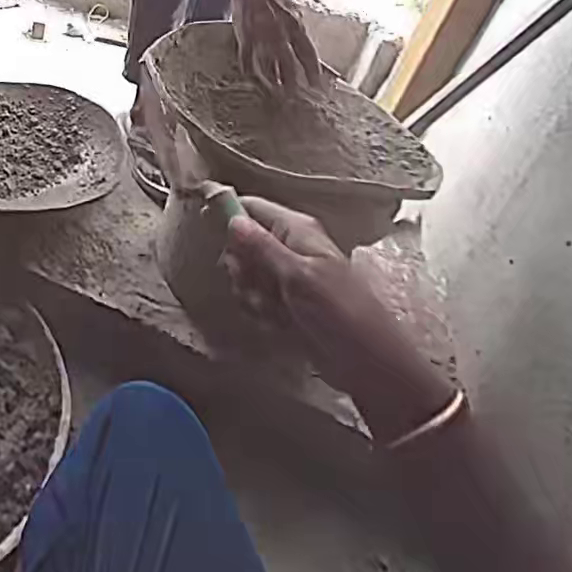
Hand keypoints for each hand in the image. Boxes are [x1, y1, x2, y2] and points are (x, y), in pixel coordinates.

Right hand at [222, 198, 451, 438]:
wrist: (368, 363)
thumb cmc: (339, 312)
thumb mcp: (298, 276)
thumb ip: (262, 247)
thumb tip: (232, 218)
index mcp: (297, 230)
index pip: (251, 207)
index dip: (227, 214)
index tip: (204, 223)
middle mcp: (289, 247)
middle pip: (241, 243)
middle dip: (240, 266)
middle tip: (252, 282)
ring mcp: (286, 276)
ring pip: (245, 275)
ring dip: (250, 294)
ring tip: (272, 310)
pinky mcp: (284, 303)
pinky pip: (255, 299)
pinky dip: (260, 312)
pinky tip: (277, 324)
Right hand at [230, 0, 320, 91]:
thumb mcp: (293, 13)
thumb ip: (298, 31)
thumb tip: (304, 48)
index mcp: (295, 27)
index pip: (307, 54)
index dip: (313, 72)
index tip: (318, 87)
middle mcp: (280, 35)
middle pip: (288, 64)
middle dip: (293, 82)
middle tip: (298, 98)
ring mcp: (261, 38)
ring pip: (268, 66)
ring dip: (273, 81)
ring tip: (278, 95)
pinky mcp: (245, 39)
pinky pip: (247, 61)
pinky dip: (251, 73)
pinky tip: (254, 81)